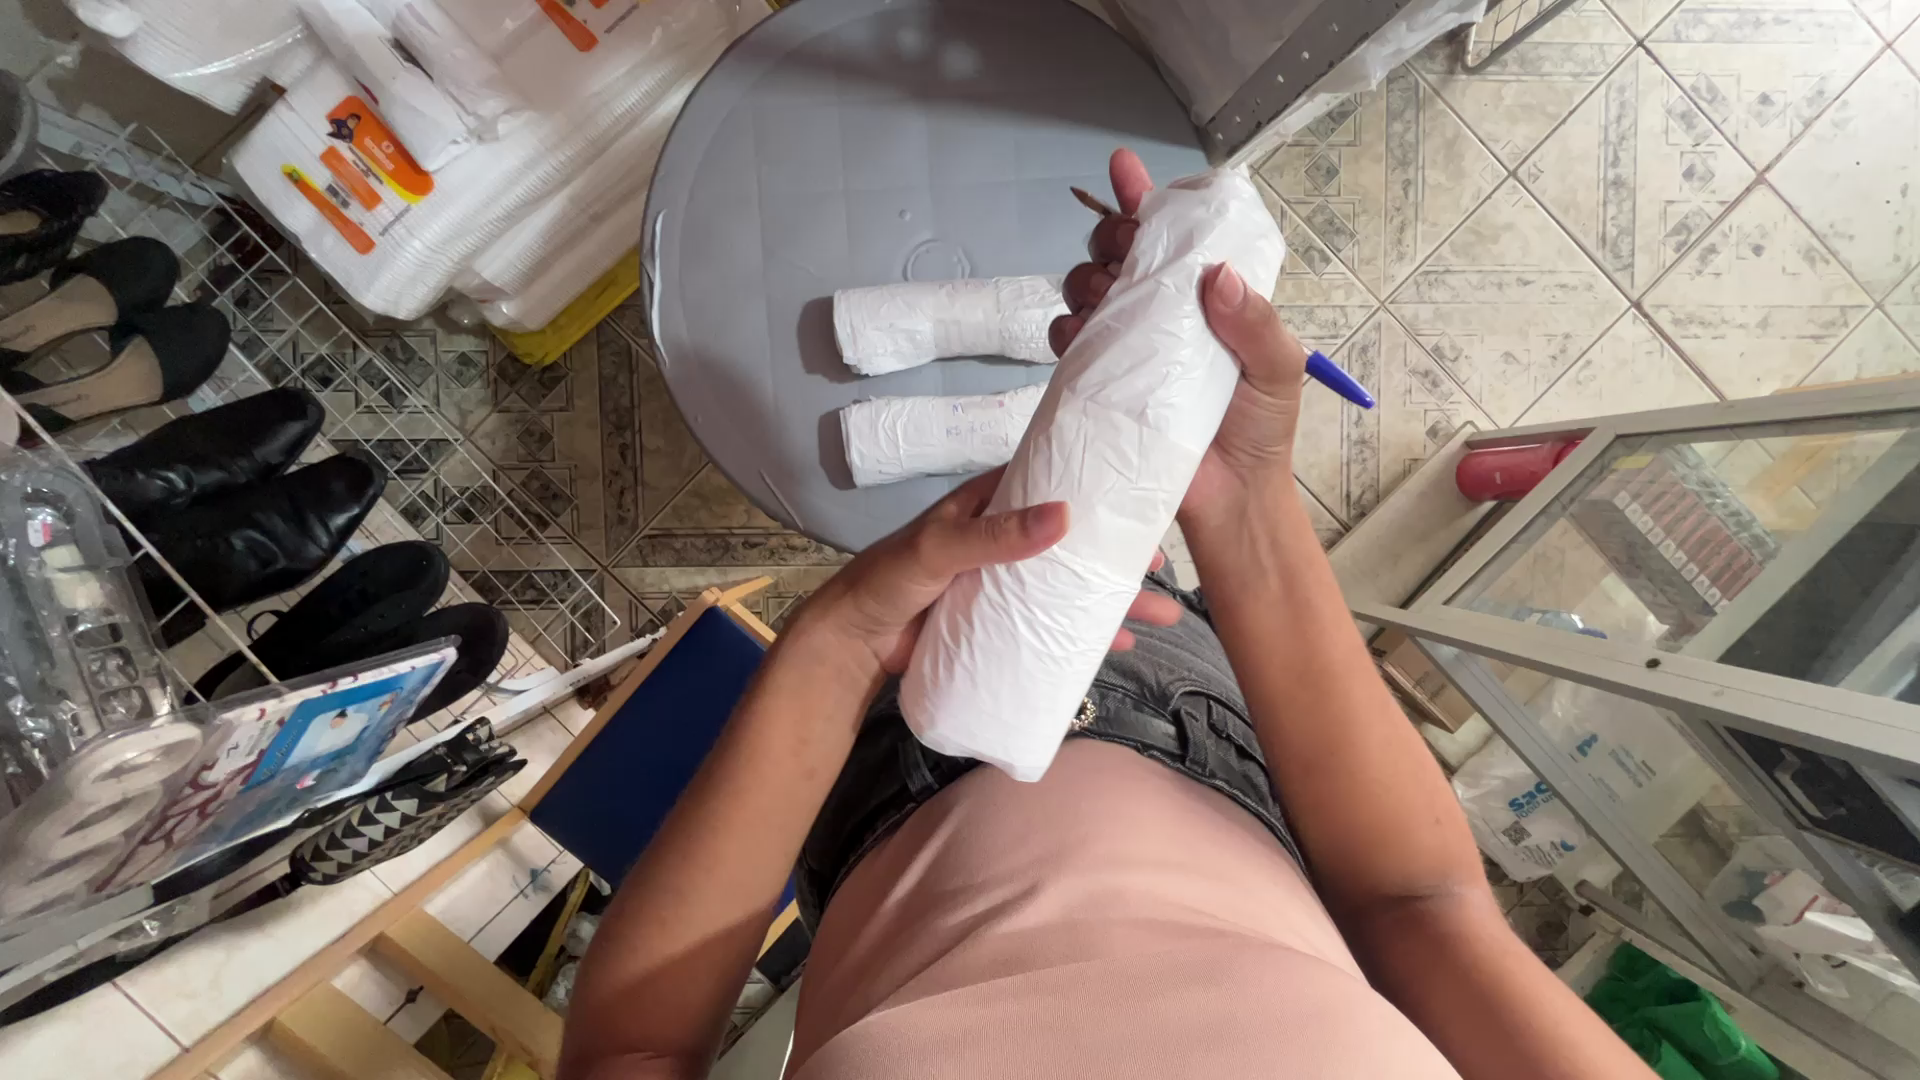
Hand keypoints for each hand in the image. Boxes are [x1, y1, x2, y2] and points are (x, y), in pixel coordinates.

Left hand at [794, 467, 1181, 679]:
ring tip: (1158, 615)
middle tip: (1162, 572)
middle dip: (1118, 558)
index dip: (1098, 498)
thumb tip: (1066, 515)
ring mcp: (1007, 583)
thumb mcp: (941, 546)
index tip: (1142, 511)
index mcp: (991, 505)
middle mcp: (1006, 539)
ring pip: (1070, 586)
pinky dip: (1083, 634)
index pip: (1054, 489)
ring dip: (1112, 599)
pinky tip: (1116, 646)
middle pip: (1074, 544)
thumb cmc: (891, 576)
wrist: (857, 638)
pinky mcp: (1002, 622)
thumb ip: (995, 533)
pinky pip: (1052, 624)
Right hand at [1050, 149, 1311, 530]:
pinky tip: (1073, 334)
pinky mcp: (1099, 382)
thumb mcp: (1278, 367)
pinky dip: (1064, 329)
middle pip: (1119, 255)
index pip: (1174, 238)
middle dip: (1109, 237)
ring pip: (1087, 290)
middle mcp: (1160, 316)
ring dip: (1083, 279)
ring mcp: (1126, 349)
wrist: (1229, 497)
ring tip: (1098, 294)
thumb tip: (1214, 275)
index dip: (1145, 199)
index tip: (1122, 169)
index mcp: (1204, 301)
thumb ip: (1255, 321)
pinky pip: (1068, 342)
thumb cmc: (1259, 431)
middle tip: (1119, 252)